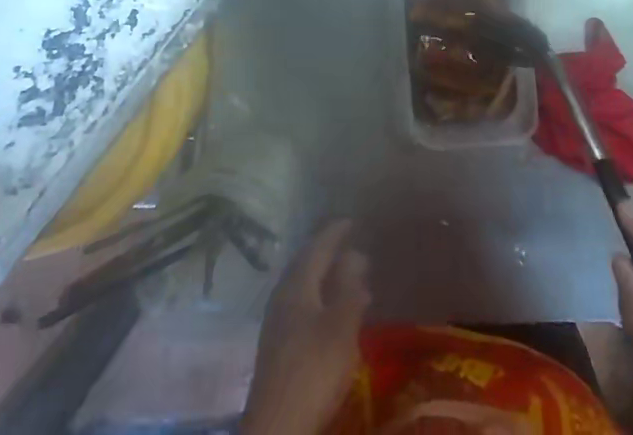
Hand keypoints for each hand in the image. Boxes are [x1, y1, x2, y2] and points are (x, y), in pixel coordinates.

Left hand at [240, 220, 371, 434]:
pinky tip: (330, 308)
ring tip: (343, 271)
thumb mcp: (340, 327)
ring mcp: (277, 321)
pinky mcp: (278, 343)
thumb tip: (356, 254)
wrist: (278, 424)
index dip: (333, 232)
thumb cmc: (313, 369)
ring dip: (322, 274)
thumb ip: (349, 289)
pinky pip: (301, 303)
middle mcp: (281, 296)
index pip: (315, 248)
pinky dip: (319, 295)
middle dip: (325, 250)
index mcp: (296, 286)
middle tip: (346, 239)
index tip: (350, 219)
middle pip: (304, 264)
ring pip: (302, 284)